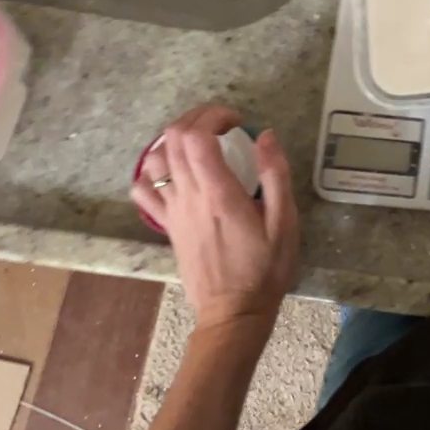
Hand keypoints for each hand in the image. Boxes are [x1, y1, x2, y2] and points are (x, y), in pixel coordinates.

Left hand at [132, 105, 299, 332]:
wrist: (233, 313)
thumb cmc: (266, 267)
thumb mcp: (286, 221)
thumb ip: (276, 174)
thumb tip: (266, 135)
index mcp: (219, 193)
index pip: (197, 136)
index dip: (214, 116)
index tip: (238, 122)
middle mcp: (189, 197)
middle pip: (174, 138)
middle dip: (198, 118)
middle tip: (224, 125)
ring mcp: (172, 211)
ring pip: (155, 158)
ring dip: (176, 139)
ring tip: (203, 142)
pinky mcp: (166, 225)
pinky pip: (144, 189)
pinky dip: (154, 169)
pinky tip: (176, 170)